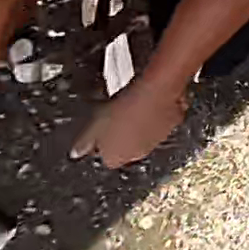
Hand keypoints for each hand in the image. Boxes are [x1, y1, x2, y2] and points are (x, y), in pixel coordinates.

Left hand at [69, 79, 186, 166]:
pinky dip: (159, 116)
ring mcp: (157, 141)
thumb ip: (85, 141)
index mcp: (115, 158)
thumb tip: (76, 153)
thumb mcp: (95, 123)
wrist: (155, 91)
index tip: (105, 127)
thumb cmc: (124, 106)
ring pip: (146, 136)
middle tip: (121, 115)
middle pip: (128, 148)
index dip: (105, 141)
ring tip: (137, 105)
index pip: (107, 156)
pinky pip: (163, 122)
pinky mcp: (172, 126)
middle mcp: (137, 155)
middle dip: (125, 134)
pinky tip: (153, 101)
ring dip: (142, 126)